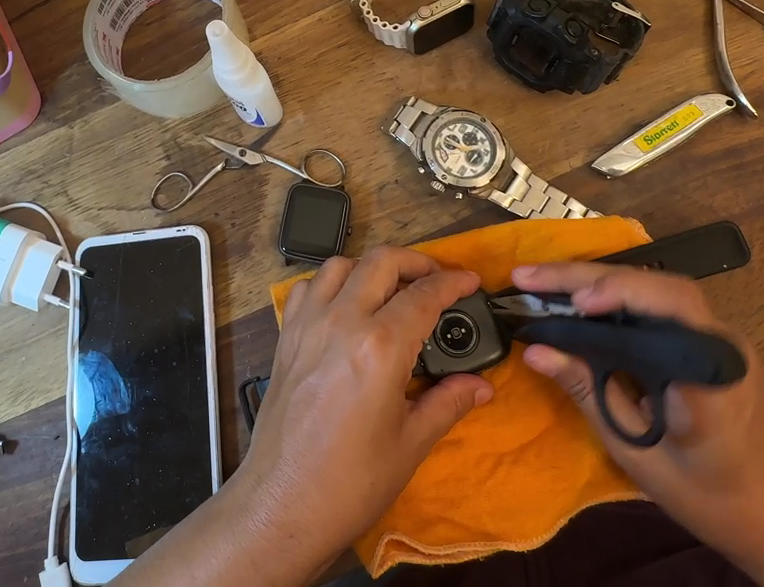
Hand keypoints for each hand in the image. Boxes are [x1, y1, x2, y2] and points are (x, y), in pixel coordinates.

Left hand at [116, 249, 488, 586]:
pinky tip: (345, 305)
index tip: (469, 281)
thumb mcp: (411, 444)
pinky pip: (306, 289)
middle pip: (381, 261)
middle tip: (437, 278)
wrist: (284, 503)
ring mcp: (307, 325)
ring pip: (340, 265)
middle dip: (415, 261)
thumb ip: (448, 403)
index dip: (452, 282)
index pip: (423, 294)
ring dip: (371, 267)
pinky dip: (329, 284)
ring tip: (392, 288)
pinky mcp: (286, 338)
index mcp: (379, 346)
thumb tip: (480, 386)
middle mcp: (341, 321)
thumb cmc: (351, 482)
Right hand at [513, 262, 763, 546]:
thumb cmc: (709, 495)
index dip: (621, 293)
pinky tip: (576, 298)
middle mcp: (720, 342)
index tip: (575, 304)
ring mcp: (717, 336)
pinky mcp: (706, 339)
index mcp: (712, 374)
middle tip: (526, 276)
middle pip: (653, 284)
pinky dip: (611, 293)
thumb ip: (590, 392)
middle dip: (586, 276)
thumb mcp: (639, 453)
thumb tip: (536, 351)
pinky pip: (656, 302)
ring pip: (653, 284)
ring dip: (595, 278)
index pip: (670, 308)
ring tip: (541, 281)